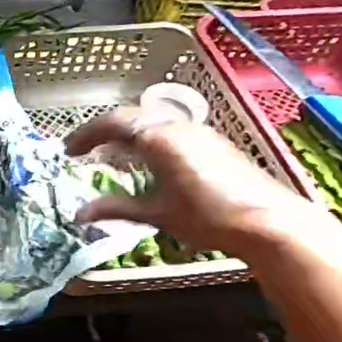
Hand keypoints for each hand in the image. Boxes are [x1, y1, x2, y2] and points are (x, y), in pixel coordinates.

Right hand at [65, 108, 341, 260]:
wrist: (273, 225)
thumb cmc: (208, 217)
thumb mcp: (155, 214)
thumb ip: (115, 208)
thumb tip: (78, 214)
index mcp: (159, 138)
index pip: (112, 123)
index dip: (85, 135)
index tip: (68, 151)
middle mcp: (178, 128)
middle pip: (132, 116)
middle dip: (103, 131)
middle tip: (85, 149)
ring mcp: (200, 135)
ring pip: (153, 121)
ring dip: (127, 133)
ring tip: (112, 154)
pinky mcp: (215, 145)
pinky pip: (170, 131)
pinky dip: (148, 139)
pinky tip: (146, 161)